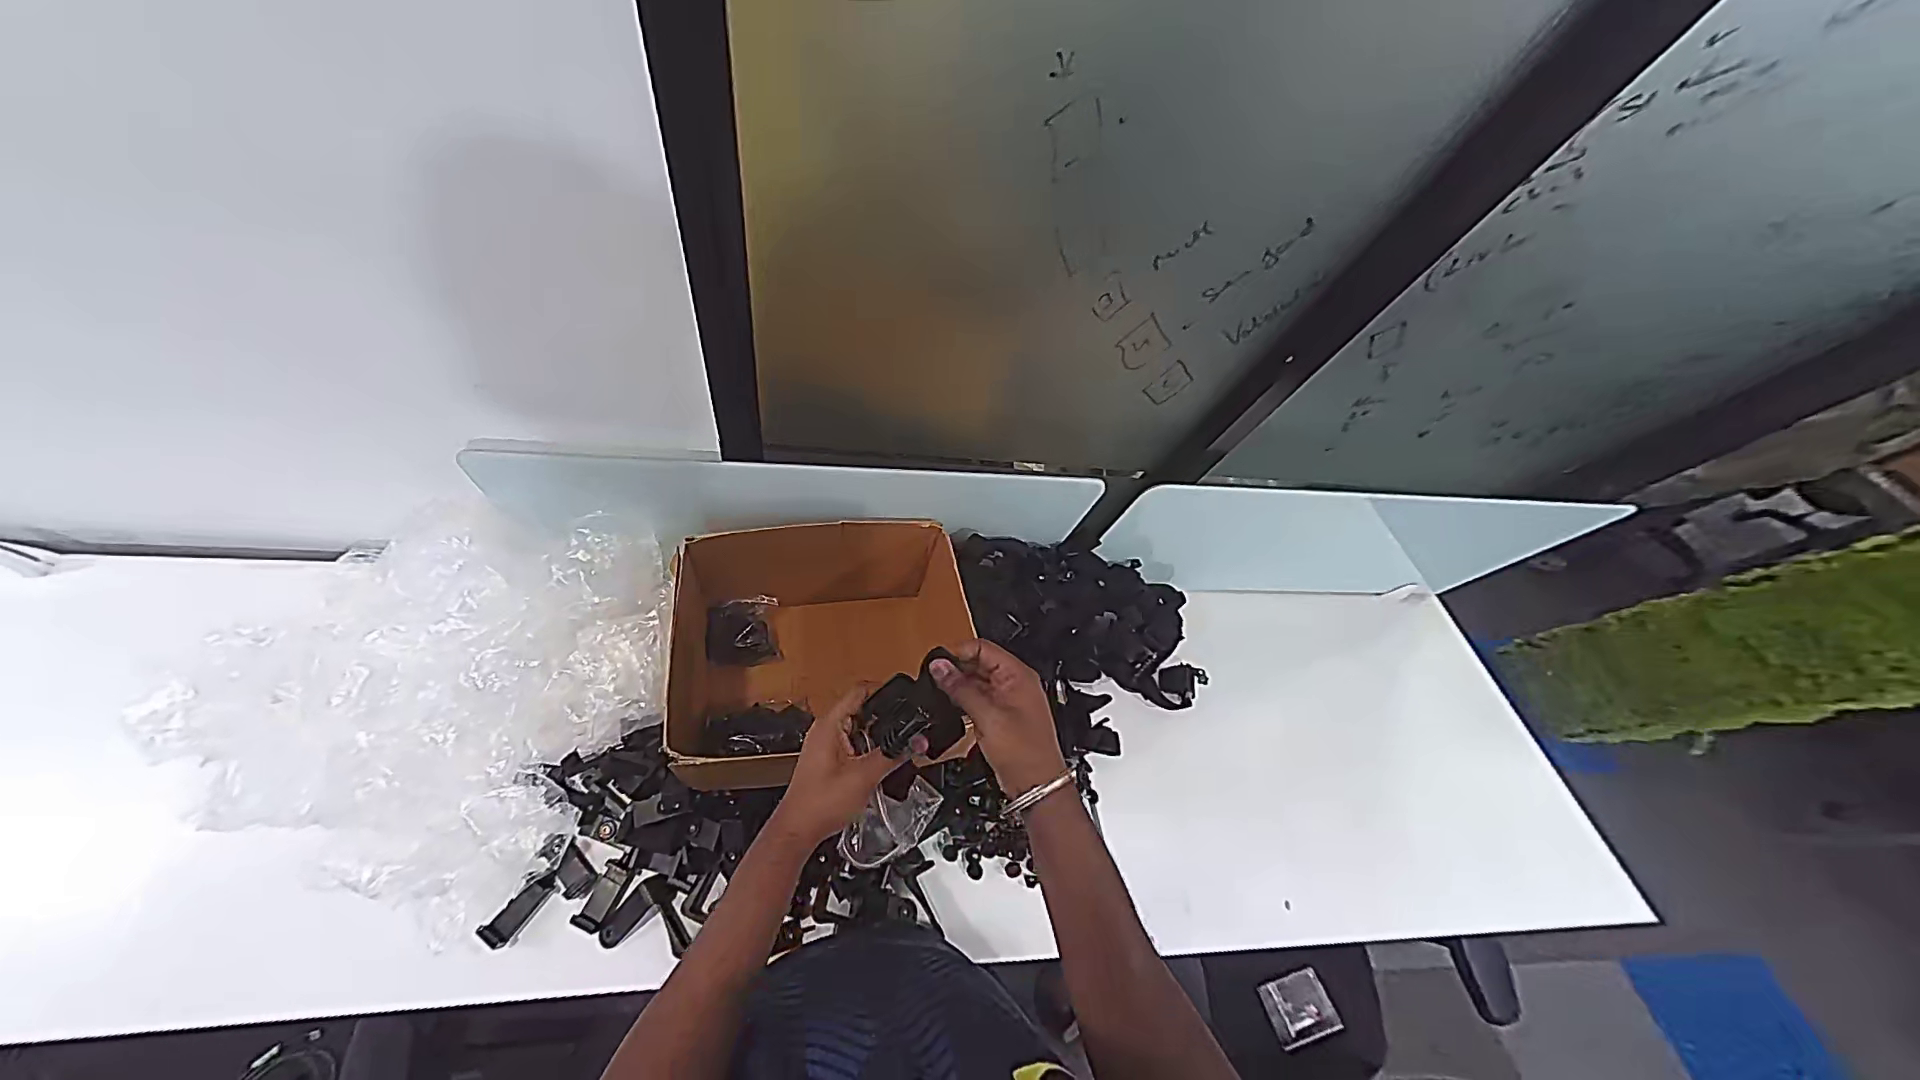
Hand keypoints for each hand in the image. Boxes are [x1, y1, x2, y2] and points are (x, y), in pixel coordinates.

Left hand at [768, 683, 921, 845]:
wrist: (798, 831)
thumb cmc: (819, 804)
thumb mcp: (864, 777)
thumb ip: (892, 755)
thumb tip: (915, 741)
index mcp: (830, 724)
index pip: (860, 691)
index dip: (884, 691)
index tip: (904, 700)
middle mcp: (826, 729)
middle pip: (862, 710)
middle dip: (884, 720)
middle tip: (903, 732)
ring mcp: (826, 744)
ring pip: (860, 729)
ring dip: (876, 739)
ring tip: (890, 752)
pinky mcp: (829, 758)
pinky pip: (854, 744)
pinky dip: (867, 751)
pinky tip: (876, 766)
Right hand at [929, 639, 1068, 796]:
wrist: (1036, 785)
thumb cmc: (1025, 753)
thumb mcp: (987, 715)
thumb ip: (960, 689)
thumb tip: (940, 667)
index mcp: (1017, 675)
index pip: (982, 648)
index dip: (958, 652)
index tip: (938, 663)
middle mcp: (1014, 683)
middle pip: (978, 663)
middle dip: (956, 670)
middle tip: (935, 680)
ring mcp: (1007, 699)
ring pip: (976, 681)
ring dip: (958, 687)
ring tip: (942, 695)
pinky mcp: (1000, 715)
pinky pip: (978, 699)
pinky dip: (964, 701)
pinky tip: (953, 709)